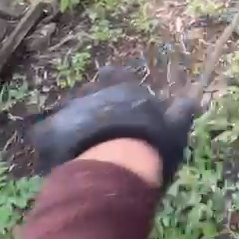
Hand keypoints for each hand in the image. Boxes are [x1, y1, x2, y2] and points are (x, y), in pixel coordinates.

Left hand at [28, 81, 196, 186]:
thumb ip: (181, 114)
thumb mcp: (174, 129)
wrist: (118, 164)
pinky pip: (44, 134)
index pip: (116, 74)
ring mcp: (72, 110)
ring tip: (76, 142)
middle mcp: (96, 92)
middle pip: (90, 92)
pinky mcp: (52, 133)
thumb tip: (194, 101)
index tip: (115, 89)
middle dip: (92, 104)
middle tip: (97, 124)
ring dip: (72, 122)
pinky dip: (48, 141)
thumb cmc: (150, 143)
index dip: (115, 81)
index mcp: (124, 87)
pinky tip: (51, 154)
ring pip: (69, 110)